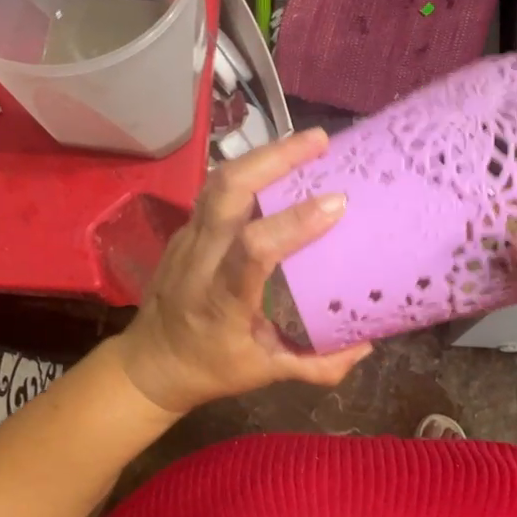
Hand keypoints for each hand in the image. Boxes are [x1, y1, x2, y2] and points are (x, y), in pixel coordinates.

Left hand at [118, 129, 374, 412]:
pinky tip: (278, 165)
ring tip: (306, 142)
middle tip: (321, 142)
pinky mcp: (184, 230)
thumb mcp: (266, 374)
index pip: (253, 250)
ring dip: (262, 155)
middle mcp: (200, 260)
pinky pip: (215, 190)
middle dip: (274, 159)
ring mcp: (187, 239)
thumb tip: (367, 345)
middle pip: (227, 193)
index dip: (294, 222)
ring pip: (218, 182)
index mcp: (222, 300)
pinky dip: (249, 170)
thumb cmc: (211, 369)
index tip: (337, 203)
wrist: (149, 363)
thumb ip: (317, 364)